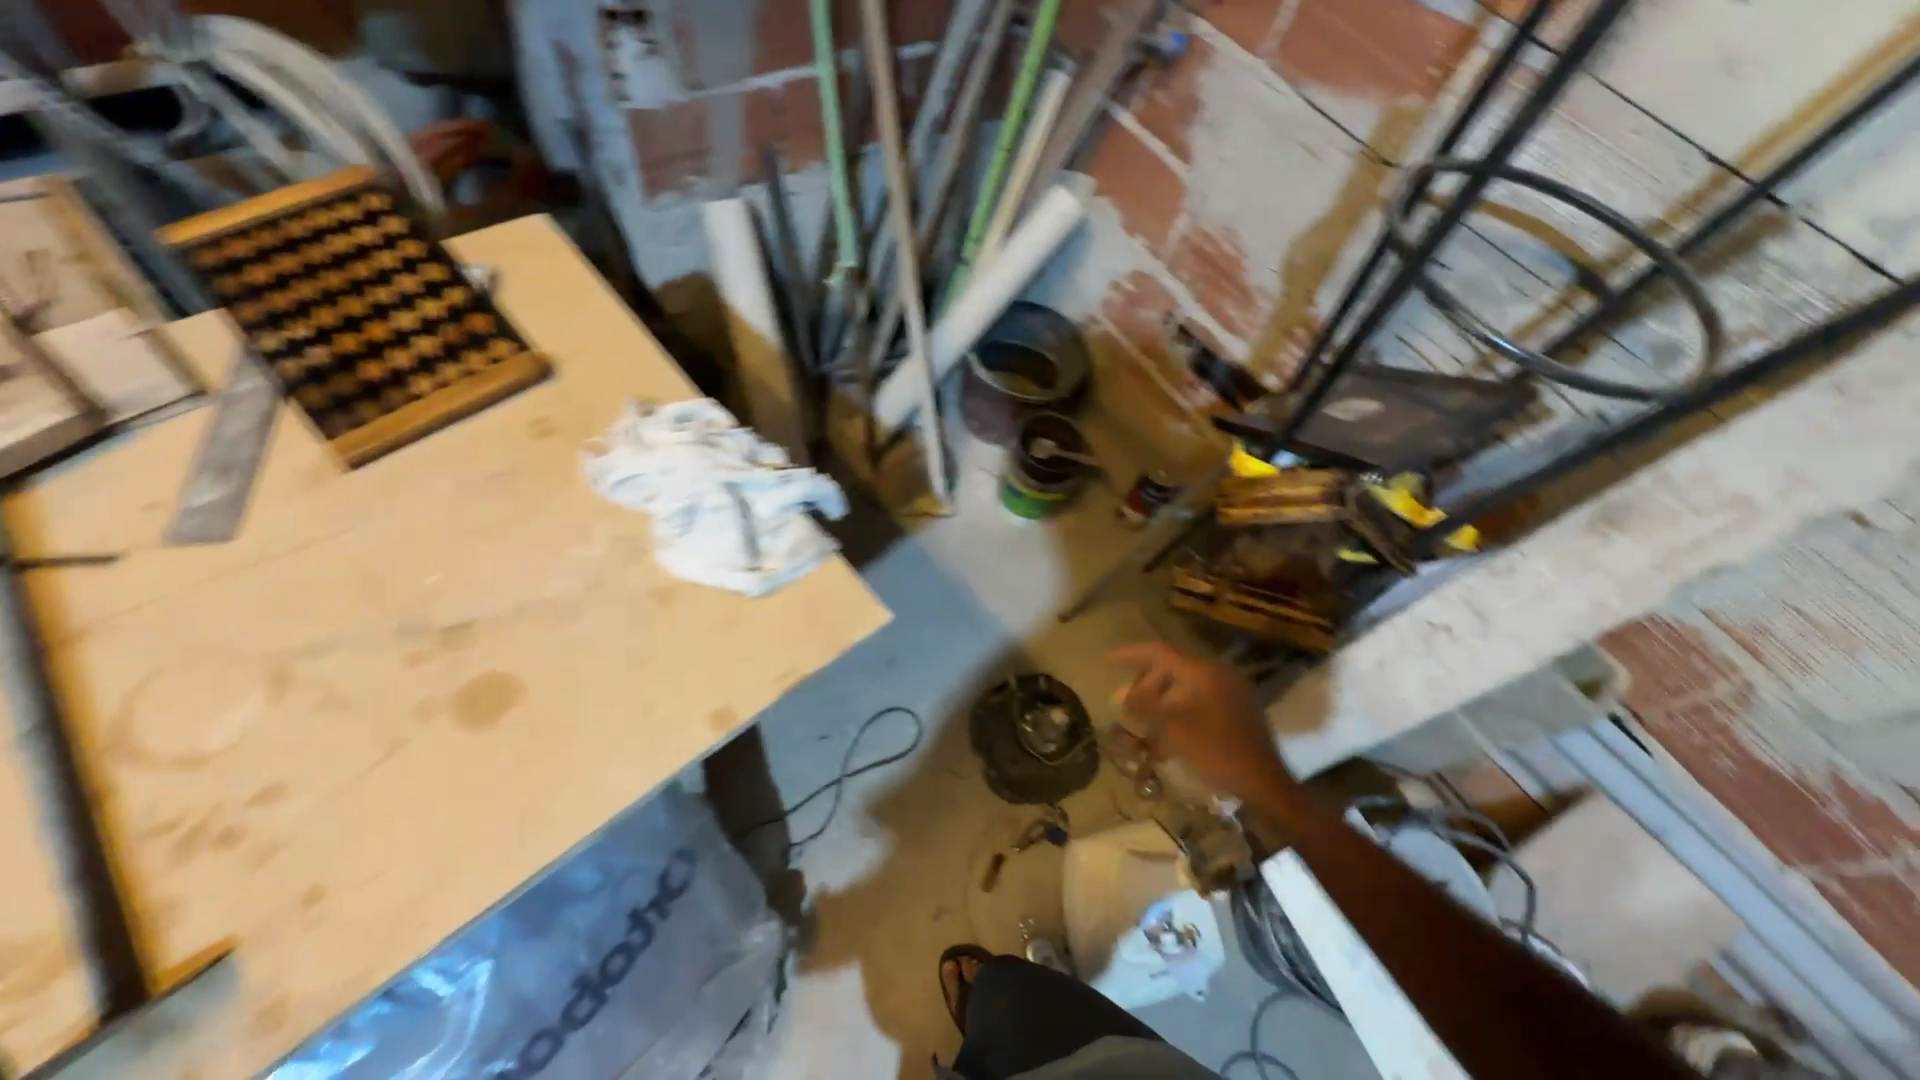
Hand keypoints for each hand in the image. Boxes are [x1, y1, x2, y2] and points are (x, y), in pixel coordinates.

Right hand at [1109, 643, 1292, 800]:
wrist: (1263, 782)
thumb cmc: (1216, 751)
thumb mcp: (1174, 728)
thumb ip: (1145, 707)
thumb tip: (1123, 696)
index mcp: (1204, 672)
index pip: (1160, 652)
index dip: (1131, 654)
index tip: (1107, 660)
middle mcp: (1219, 674)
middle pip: (1172, 670)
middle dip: (1146, 686)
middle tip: (1129, 706)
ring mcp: (1231, 691)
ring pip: (1185, 688)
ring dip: (1162, 703)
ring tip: (1145, 726)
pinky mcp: (1237, 709)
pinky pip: (1200, 701)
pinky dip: (1180, 712)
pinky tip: (1167, 737)